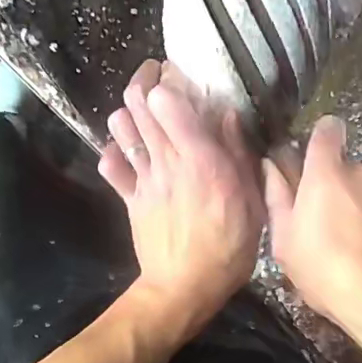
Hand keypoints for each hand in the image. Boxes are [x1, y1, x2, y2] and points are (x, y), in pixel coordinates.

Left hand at [100, 61, 265, 332]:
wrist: (185, 288)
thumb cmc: (229, 248)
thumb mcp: (250, 203)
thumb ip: (238, 156)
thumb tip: (228, 116)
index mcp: (200, 158)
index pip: (168, 101)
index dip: (168, 80)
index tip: (179, 75)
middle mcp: (166, 161)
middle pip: (138, 105)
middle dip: (143, 82)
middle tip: (157, 77)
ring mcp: (143, 180)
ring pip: (121, 128)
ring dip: (129, 113)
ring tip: (145, 114)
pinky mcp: (130, 199)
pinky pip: (111, 166)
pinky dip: (114, 152)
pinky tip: (127, 153)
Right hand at [263, 117, 361, 358]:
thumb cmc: (325, 268)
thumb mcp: (285, 239)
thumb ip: (277, 198)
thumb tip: (270, 168)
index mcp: (326, 171)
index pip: (327, 130)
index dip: (315, 140)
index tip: (303, 161)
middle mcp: (360, 173)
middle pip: (341, 165)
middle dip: (327, 183)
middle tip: (310, 218)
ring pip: (359, 190)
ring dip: (347, 206)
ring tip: (334, 243)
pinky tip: (357, 254)